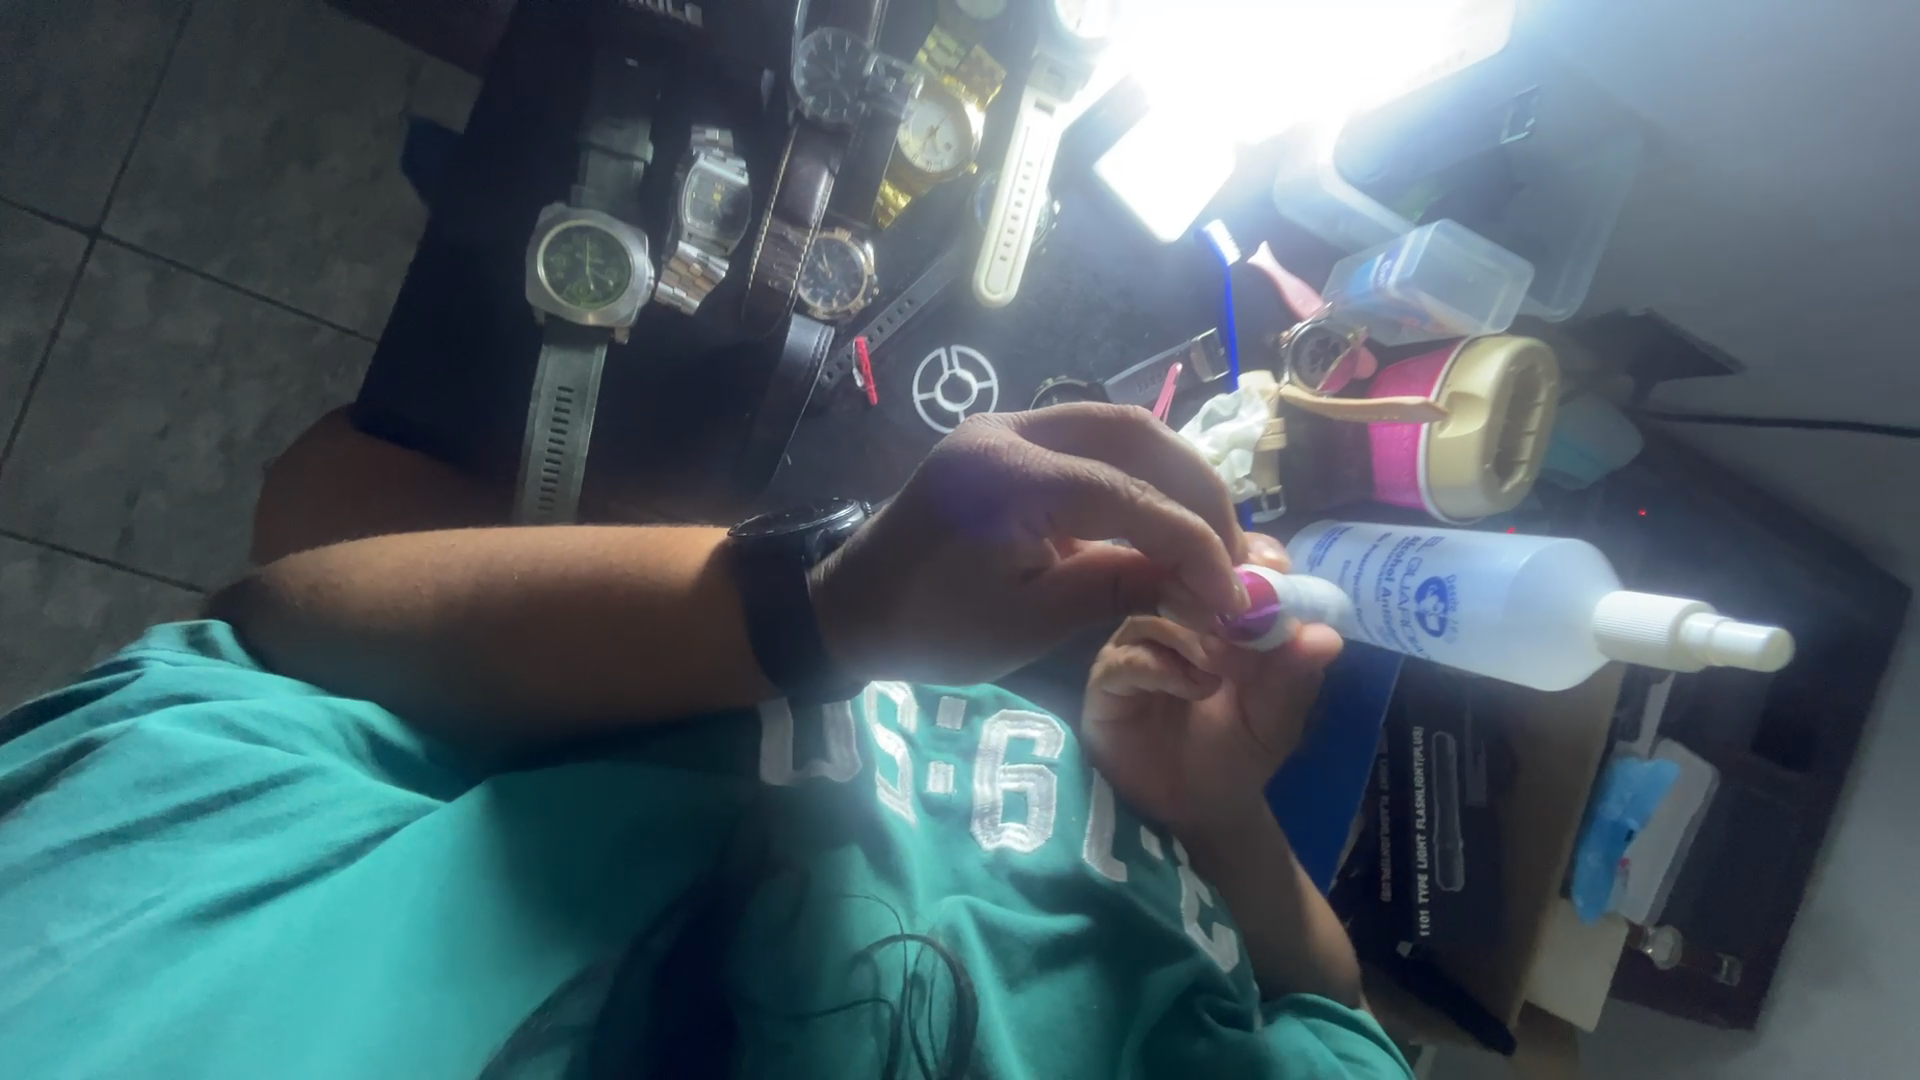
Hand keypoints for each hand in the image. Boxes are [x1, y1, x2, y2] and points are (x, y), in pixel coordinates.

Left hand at [810, 404, 1250, 685]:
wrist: (852, 606)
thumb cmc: (932, 629)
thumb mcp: (1032, 622)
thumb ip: (1121, 586)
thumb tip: (1205, 583)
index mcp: (1009, 479)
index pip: (1128, 494)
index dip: (1192, 540)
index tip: (1232, 589)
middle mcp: (1009, 431)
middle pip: (1131, 432)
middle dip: (1193, 488)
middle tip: (1229, 548)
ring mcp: (1003, 428)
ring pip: (1112, 427)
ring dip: (1168, 475)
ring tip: (1202, 532)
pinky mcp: (1003, 442)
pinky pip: (1084, 443)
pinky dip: (1130, 476)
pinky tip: (1153, 517)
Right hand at [1080, 538, 1342, 839]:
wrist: (1197, 811)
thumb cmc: (1237, 754)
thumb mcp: (1276, 717)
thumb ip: (1294, 677)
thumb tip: (1328, 635)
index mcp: (1208, 622)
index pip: (1218, 572)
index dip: (1245, 562)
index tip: (1276, 569)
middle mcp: (1164, 626)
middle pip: (1178, 586)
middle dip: (1215, 601)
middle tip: (1242, 625)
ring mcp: (1132, 652)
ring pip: (1151, 618)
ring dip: (1191, 638)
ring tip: (1220, 670)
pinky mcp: (1106, 684)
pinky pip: (1124, 660)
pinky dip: (1160, 667)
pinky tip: (1192, 686)